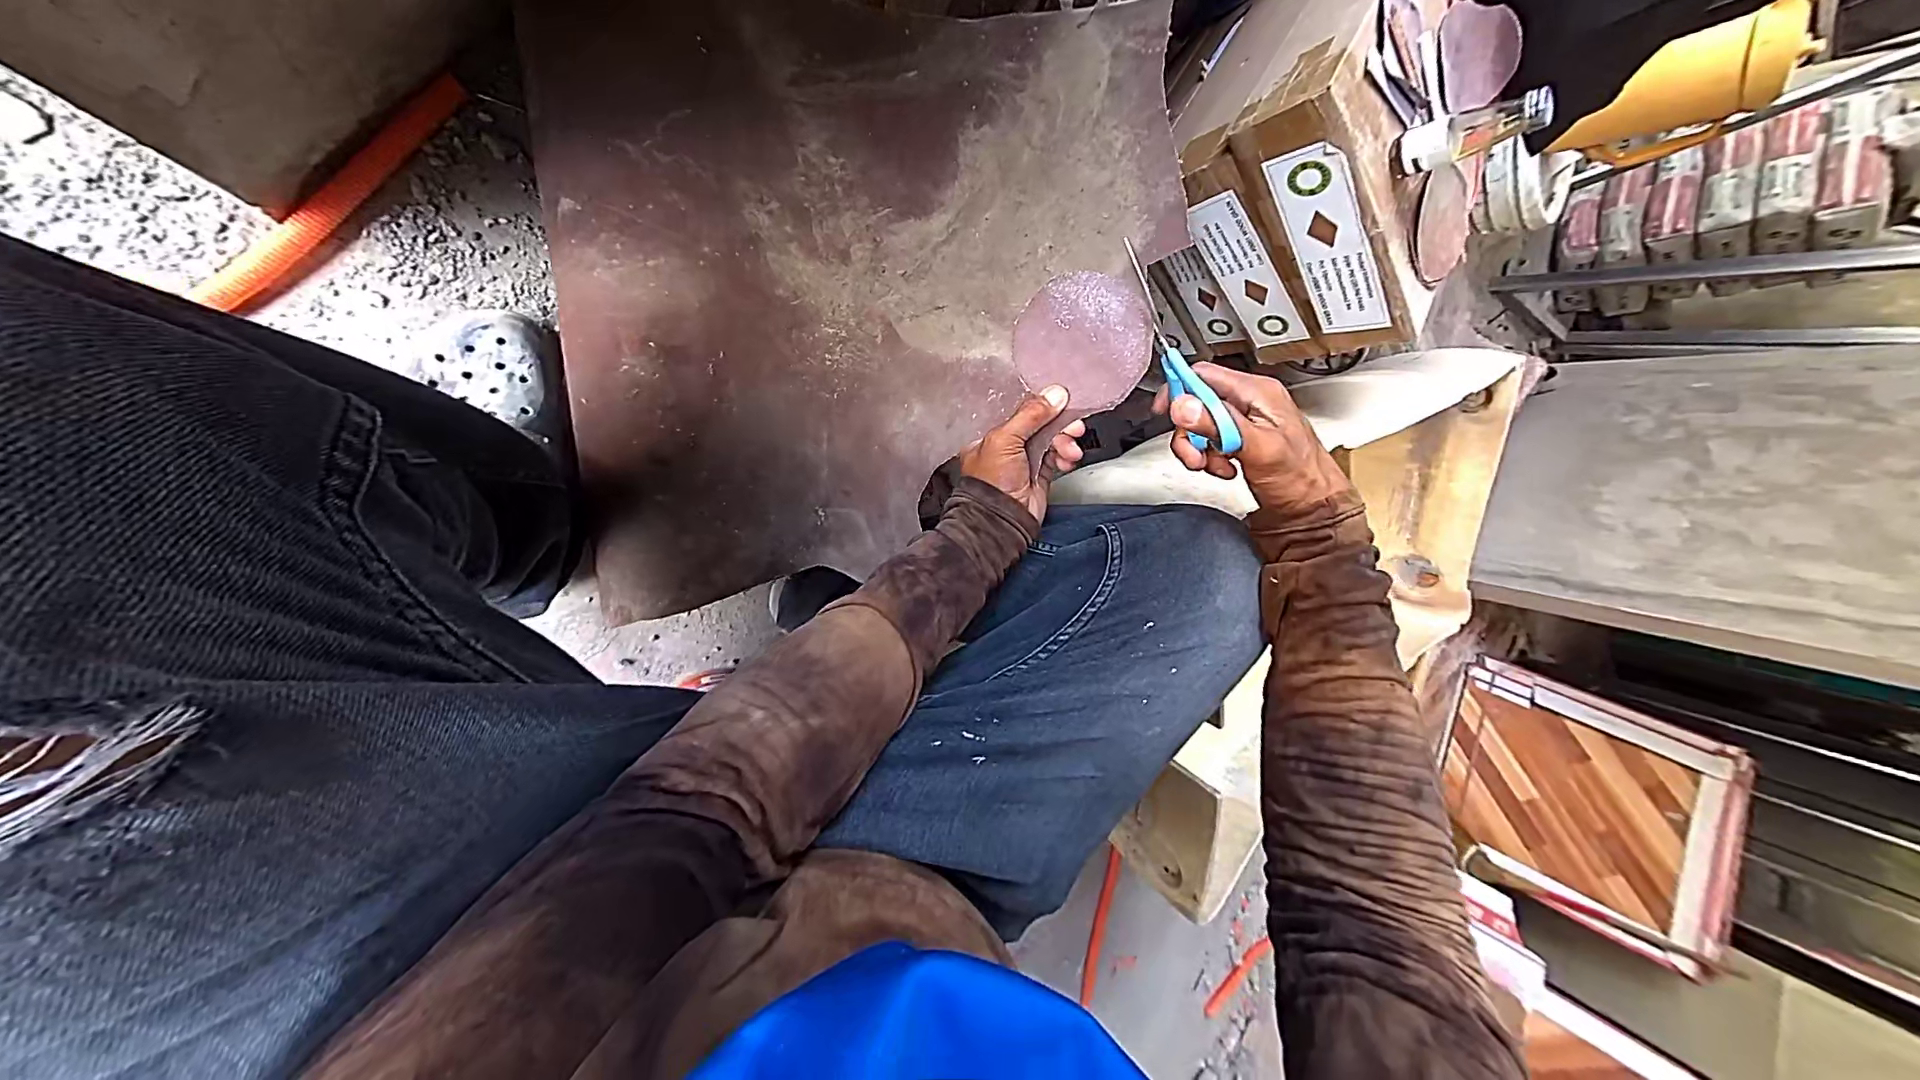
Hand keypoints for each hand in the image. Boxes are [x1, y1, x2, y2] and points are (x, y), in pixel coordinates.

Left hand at [958, 384, 1085, 522]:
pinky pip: (1057, 459)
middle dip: (1059, 425)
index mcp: (990, 437)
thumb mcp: (1005, 440)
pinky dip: (1065, 458)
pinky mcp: (1039, 476)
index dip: (1040, 406)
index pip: (1018, 413)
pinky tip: (1068, 460)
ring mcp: (1023, 462)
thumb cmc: (991, 484)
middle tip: (1074, 425)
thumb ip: (1030, 415)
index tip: (1059, 400)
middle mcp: (1006, 448)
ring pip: (1051, 442)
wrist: (1002, 521)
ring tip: (1070, 451)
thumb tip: (1054, 394)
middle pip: (1039, 426)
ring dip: (1065, 442)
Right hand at [1151, 362, 1352, 516]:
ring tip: (1214, 465)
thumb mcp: (1258, 447)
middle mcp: (1248, 402)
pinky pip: (1207, 442)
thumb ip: (1219, 424)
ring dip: (1196, 449)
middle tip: (1195, 453)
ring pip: (1198, 425)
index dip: (1179, 390)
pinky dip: (1207, 458)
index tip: (1164, 411)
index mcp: (1257, 392)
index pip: (1204, 375)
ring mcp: (1242, 422)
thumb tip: (1185, 406)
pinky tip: (1224, 468)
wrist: (1311, 508)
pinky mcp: (1237, 440)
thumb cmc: (1300, 478)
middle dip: (1187, 431)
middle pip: (1195, 402)